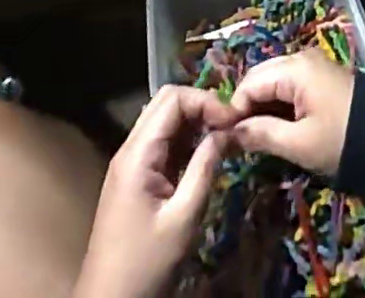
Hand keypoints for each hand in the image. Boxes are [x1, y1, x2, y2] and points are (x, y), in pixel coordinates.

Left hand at [75, 86, 234, 297]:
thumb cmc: (146, 265)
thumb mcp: (184, 218)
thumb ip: (205, 168)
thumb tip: (227, 131)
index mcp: (137, 154)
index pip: (173, 99)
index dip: (206, 101)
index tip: (233, 121)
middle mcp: (131, 148)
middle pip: (167, 102)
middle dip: (201, 105)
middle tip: (230, 125)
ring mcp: (132, 162)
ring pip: (165, 119)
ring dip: (196, 120)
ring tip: (225, 136)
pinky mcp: (137, 176)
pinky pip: (164, 142)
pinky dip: (187, 138)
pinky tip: (208, 152)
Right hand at [228, 51, 355, 175]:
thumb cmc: (342, 140)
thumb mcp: (299, 144)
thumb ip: (261, 134)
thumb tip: (229, 133)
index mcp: (294, 68)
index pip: (249, 84)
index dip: (233, 110)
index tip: (223, 138)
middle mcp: (300, 58)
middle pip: (260, 78)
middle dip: (246, 106)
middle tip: (237, 139)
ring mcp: (313, 66)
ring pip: (274, 81)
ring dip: (262, 106)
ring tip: (255, 136)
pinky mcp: (322, 77)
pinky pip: (290, 85)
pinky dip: (279, 103)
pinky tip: (276, 126)